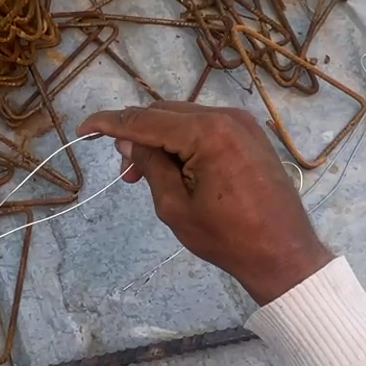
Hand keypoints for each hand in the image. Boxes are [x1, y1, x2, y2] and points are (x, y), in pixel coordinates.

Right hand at [77, 101, 330, 303]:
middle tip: (123, 169)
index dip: (109, 123)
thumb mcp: (174, 205)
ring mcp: (241, 124)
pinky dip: (181, 142)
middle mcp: (226, 117)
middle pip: (163, 113)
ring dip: (157, 140)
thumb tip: (128, 141)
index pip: (144, 120)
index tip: (83, 129)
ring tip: (145, 174)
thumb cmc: (226, 237)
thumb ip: (149, 166)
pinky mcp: (249, 134)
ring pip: (182, 119)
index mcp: (207, 133)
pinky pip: (203, 127)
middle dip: (135, 135)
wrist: (282, 253)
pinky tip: (172, 167)